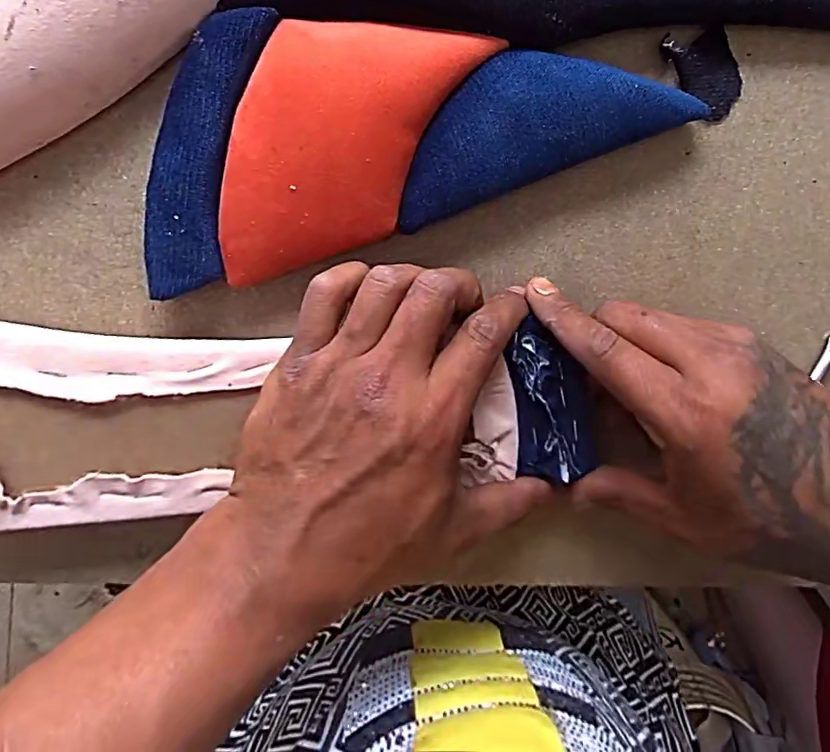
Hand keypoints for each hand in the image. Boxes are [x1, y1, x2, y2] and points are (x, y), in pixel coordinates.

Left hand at [222, 262, 551, 621]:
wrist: (279, 551)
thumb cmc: (366, 544)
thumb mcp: (450, 532)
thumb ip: (507, 503)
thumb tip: (550, 488)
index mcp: (434, 414)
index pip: (483, 334)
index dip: (507, 308)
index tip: (513, 304)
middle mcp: (390, 375)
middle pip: (434, 292)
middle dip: (460, 284)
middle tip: (462, 302)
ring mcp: (340, 362)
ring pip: (382, 284)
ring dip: (411, 278)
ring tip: (417, 295)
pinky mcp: (299, 360)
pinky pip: (323, 295)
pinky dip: (349, 278)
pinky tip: (363, 288)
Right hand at [525, 277, 829, 590]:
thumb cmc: (772, 520)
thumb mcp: (687, 519)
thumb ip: (619, 492)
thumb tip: (570, 487)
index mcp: (686, 410)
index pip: (606, 348)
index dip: (563, 319)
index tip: (536, 293)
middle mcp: (708, 362)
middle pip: (624, 315)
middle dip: (592, 330)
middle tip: (589, 378)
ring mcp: (734, 344)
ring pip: (652, 316)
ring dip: (627, 338)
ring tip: (637, 389)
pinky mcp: (750, 340)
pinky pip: (682, 325)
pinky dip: (659, 342)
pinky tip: (674, 385)